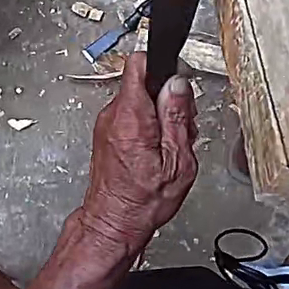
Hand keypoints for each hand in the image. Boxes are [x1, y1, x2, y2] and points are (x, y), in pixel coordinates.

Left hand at [77, 53, 198, 258]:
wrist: (114, 223)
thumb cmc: (142, 201)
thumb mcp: (177, 161)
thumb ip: (177, 117)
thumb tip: (178, 83)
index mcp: (131, 117)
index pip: (139, 64)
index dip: (164, 68)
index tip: (178, 85)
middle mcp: (113, 115)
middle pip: (144, 82)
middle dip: (168, 98)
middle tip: (181, 127)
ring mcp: (107, 123)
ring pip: (140, 99)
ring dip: (161, 114)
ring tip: (170, 144)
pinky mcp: (107, 133)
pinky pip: (132, 115)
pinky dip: (149, 126)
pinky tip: (158, 149)